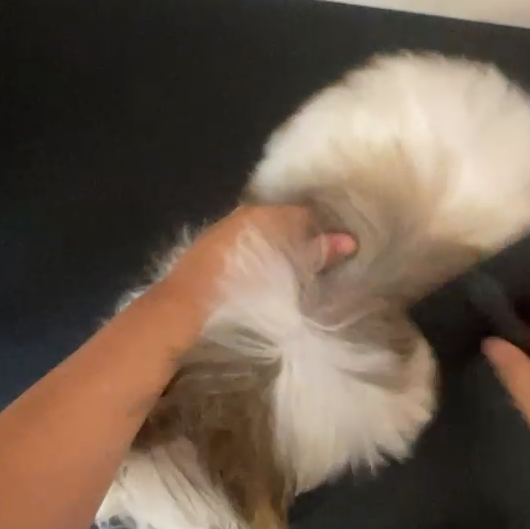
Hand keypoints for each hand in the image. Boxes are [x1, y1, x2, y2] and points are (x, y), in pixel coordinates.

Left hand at [147, 205, 356, 323]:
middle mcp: (244, 218)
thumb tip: (350, 240)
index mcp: (262, 214)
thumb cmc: (237, 289)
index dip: (328, 229)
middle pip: (287, 226)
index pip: (307, 213)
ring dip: (288, 256)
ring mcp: (227, 237)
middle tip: (336, 264)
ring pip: (269, 241)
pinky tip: (279, 284)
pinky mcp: (215, 259)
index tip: (348, 248)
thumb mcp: (284, 270)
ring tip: (313, 277)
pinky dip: (269, 265)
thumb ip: (317, 253)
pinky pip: (253, 255)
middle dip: (309, 242)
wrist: (178, 315)